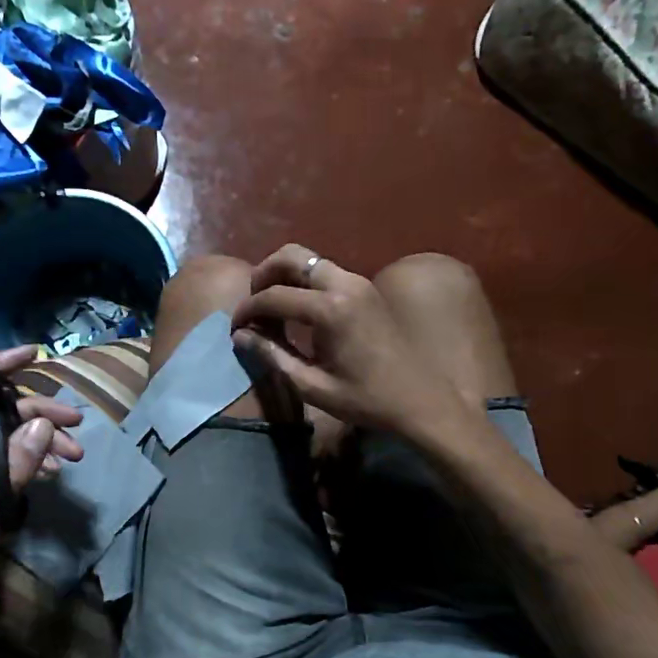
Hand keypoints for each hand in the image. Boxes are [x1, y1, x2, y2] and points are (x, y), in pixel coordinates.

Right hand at [230, 244, 461, 433]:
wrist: (421, 401)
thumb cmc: (366, 400)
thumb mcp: (313, 386)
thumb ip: (274, 356)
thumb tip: (241, 336)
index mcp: (331, 309)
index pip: (273, 296)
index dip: (247, 310)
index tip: (235, 329)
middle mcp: (345, 284)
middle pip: (291, 256)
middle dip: (263, 275)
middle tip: (252, 304)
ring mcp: (359, 282)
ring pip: (310, 259)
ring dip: (284, 275)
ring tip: (272, 308)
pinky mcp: (367, 288)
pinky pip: (326, 271)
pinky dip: (304, 282)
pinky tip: (298, 312)